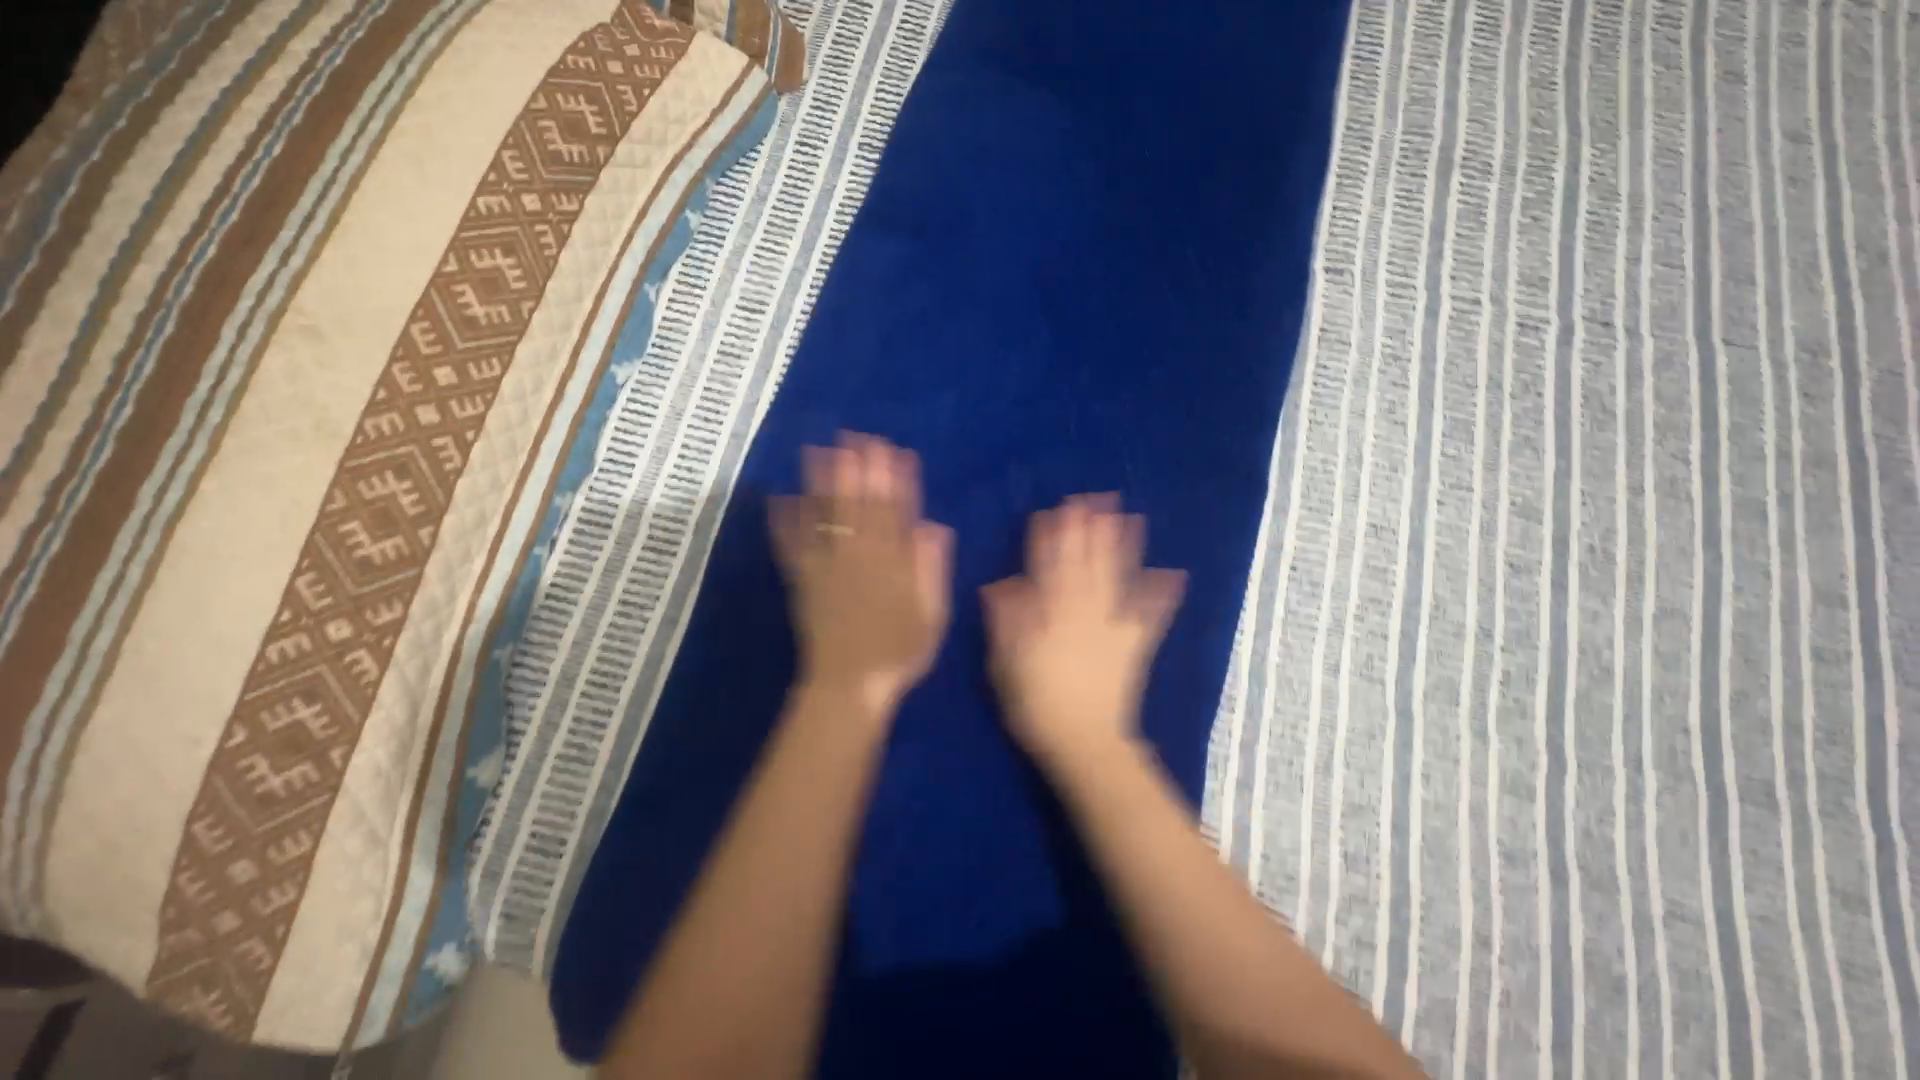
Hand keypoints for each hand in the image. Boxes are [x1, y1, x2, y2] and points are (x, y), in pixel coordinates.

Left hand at [770, 433, 953, 714]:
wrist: (851, 685)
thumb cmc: (899, 651)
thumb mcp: (931, 614)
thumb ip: (931, 568)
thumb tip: (933, 525)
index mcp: (893, 562)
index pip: (896, 510)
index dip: (894, 478)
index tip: (893, 449)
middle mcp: (859, 555)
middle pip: (859, 503)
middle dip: (858, 467)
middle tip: (856, 435)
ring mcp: (826, 566)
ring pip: (825, 515)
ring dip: (822, 481)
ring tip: (820, 449)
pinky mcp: (802, 580)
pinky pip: (791, 545)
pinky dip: (784, 521)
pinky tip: (780, 496)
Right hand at [981, 494, 1184, 765]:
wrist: (1084, 743)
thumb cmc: (1035, 705)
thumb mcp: (1005, 665)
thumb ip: (1005, 621)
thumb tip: (1000, 584)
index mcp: (1048, 614)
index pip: (1046, 566)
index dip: (1049, 536)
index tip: (1053, 509)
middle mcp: (1082, 611)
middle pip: (1085, 562)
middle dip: (1088, 528)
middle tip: (1094, 496)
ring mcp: (1113, 625)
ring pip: (1117, 577)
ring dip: (1123, 546)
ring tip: (1129, 516)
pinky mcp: (1135, 644)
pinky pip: (1151, 615)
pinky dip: (1162, 594)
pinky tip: (1172, 572)